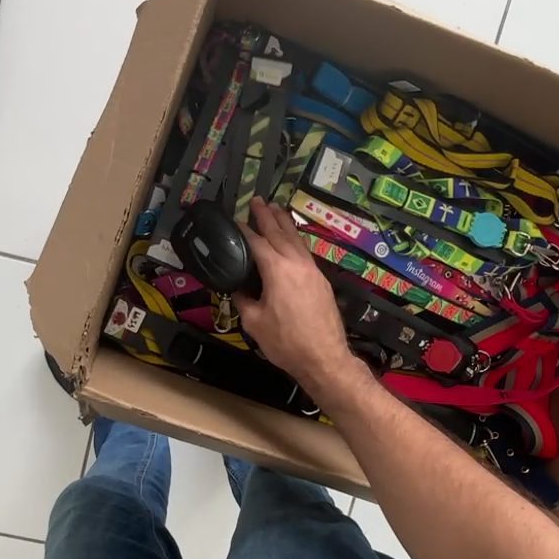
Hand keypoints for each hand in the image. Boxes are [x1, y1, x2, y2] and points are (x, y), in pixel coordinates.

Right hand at [235, 201, 368, 400]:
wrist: (324, 358)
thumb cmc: (286, 342)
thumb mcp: (255, 323)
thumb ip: (244, 300)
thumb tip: (240, 290)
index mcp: (277, 270)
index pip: (257, 242)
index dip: (244, 230)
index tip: (235, 220)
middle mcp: (297, 263)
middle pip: (280, 233)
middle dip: (267, 216)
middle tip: (257, 200)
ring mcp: (312, 271)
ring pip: (296, 240)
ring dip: (285, 223)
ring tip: (277, 209)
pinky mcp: (321, 281)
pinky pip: (305, 252)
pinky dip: (295, 240)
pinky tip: (293, 240)